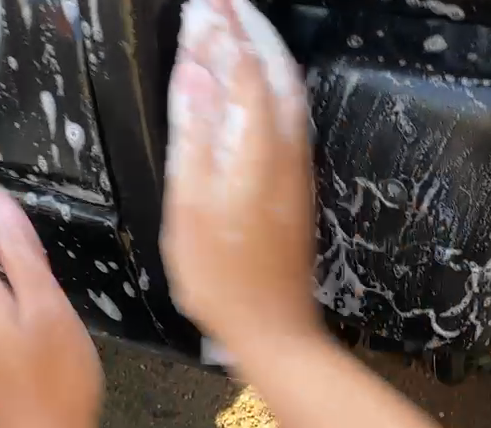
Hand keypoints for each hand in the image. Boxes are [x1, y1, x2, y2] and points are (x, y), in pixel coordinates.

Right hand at [161, 0, 323, 360]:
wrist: (275, 332)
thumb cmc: (224, 282)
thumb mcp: (191, 211)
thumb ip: (194, 138)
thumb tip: (194, 76)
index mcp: (258, 151)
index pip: (245, 69)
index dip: (225, 30)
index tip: (206, 1)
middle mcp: (287, 156)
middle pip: (278, 75)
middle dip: (252, 32)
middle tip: (225, 5)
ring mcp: (298, 176)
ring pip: (291, 99)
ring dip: (267, 60)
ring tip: (241, 34)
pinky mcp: (299, 196)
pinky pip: (292, 126)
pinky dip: (274, 94)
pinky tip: (259, 96)